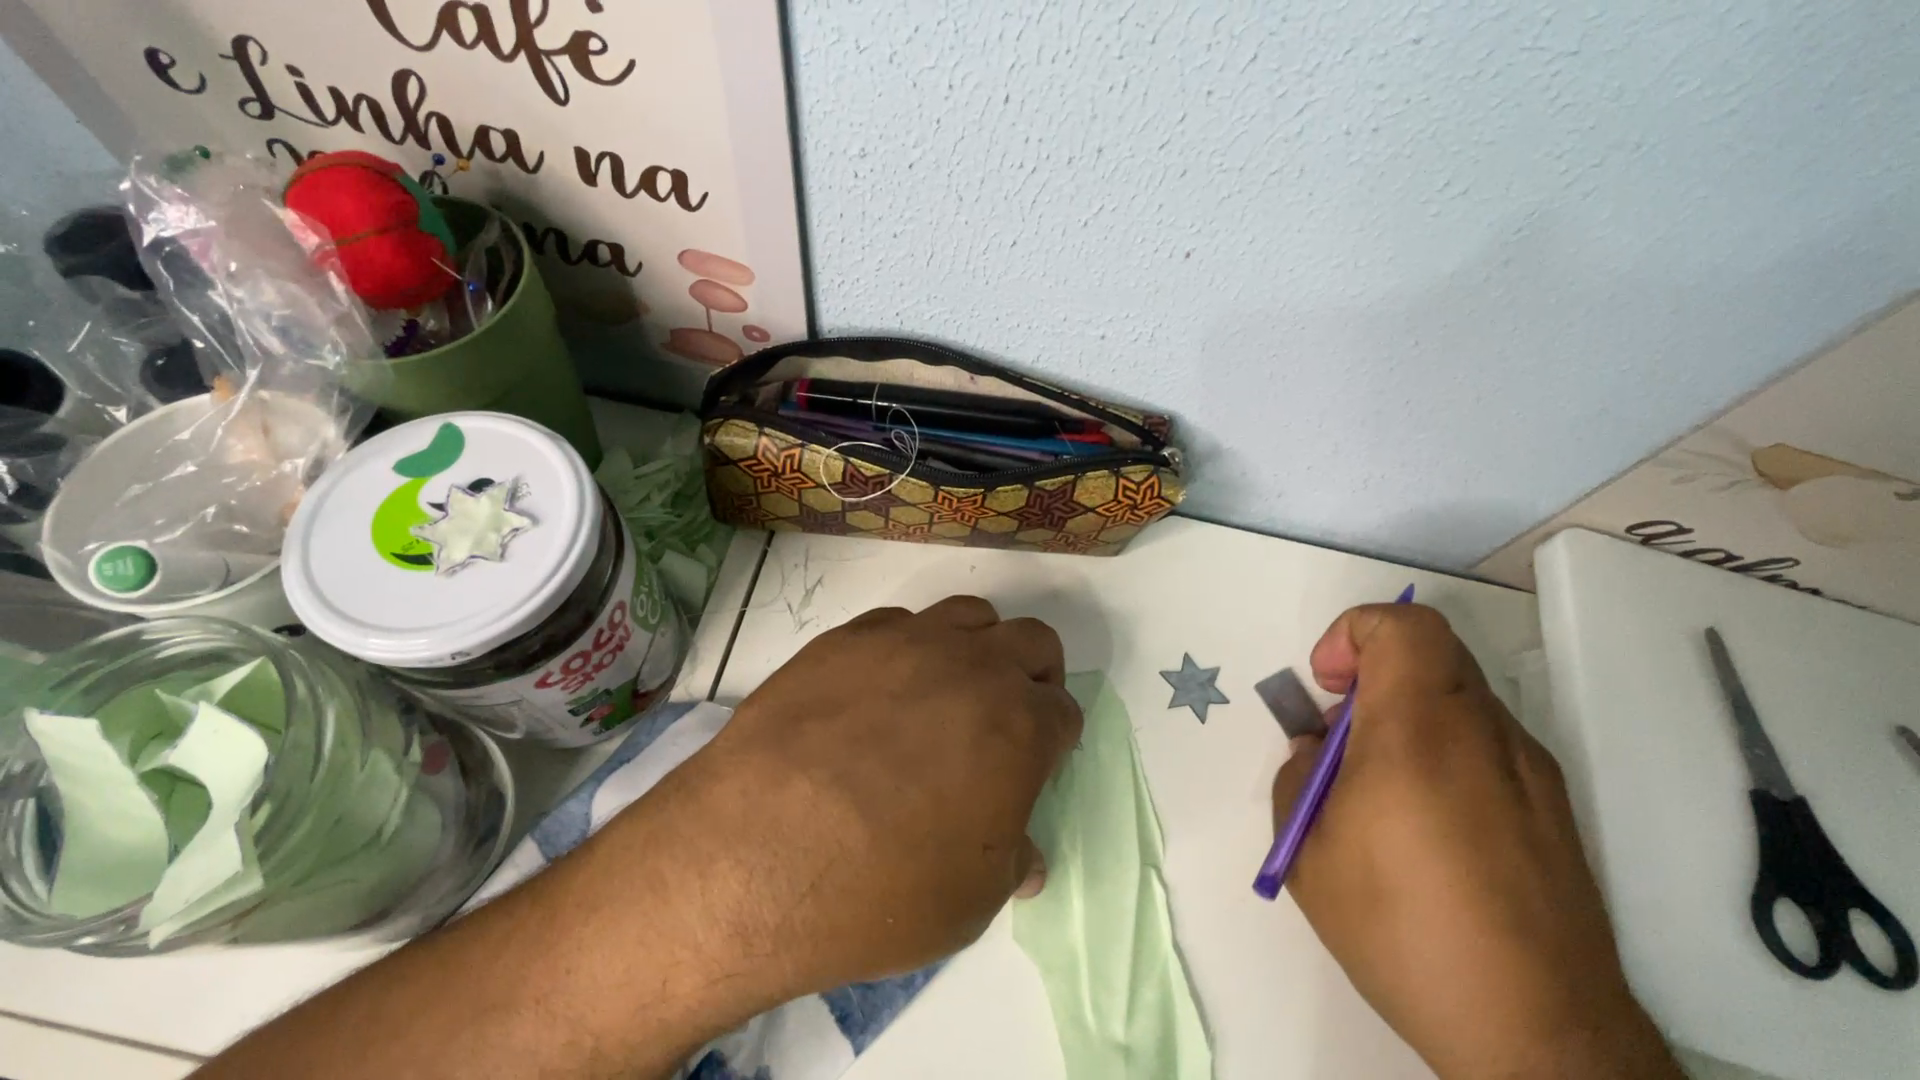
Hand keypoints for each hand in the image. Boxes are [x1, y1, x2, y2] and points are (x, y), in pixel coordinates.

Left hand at [673, 596, 1081, 998]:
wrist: (753, 856)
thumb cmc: (878, 890)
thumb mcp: (967, 903)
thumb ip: (1007, 865)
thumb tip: (1024, 858)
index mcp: (1021, 726)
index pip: (1064, 712)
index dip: (1054, 742)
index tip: (1033, 768)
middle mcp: (972, 667)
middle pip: (1032, 643)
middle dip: (1033, 677)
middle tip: (1006, 723)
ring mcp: (904, 643)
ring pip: (969, 615)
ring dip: (976, 647)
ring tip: (948, 695)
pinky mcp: (842, 639)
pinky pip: (896, 622)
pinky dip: (907, 647)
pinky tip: (878, 693)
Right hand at [1273, 604, 1682, 1079]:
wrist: (1536, 1028)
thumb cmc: (1402, 929)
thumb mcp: (1308, 854)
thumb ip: (1298, 779)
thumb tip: (1319, 754)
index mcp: (1419, 733)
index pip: (1403, 628)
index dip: (1353, 634)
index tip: (1326, 688)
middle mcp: (1485, 735)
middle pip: (1432, 655)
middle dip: (1372, 677)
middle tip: (1341, 742)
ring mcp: (1530, 771)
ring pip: (1460, 700)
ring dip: (1406, 717)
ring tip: (1377, 796)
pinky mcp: (1553, 811)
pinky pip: (1485, 746)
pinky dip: (1442, 754)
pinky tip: (1425, 832)